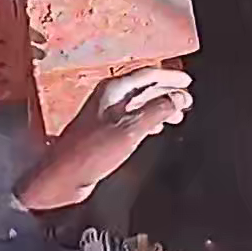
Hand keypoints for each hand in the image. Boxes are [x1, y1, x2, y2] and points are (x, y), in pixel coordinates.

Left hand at [14, 68, 192, 212]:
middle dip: (167, 92)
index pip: (147, 75)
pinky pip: (132, 118)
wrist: (64, 175)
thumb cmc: (93, 151)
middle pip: (144, 87)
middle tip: (187, 100)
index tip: (187, 83)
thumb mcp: (131, 129)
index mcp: (114, 90)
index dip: (169, 78)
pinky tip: (156, 128)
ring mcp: (105, 113)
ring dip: (160, 107)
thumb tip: (179, 97)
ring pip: (139, 103)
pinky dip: (149, 119)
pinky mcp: (104, 130)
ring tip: (178, 115)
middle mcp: (109, 97)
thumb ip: (157, 111)